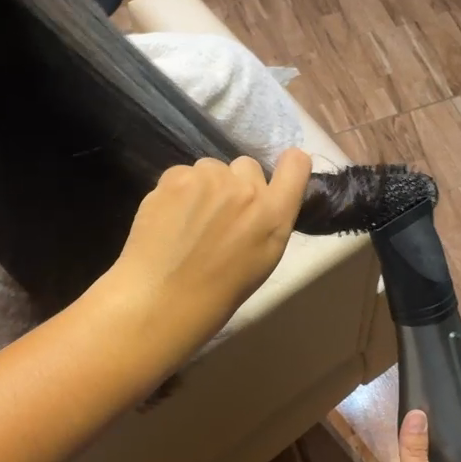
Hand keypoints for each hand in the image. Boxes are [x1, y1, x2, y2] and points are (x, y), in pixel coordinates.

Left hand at [98, 151, 311, 351]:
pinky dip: (177, 191)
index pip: (296, 165)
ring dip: (206, 185)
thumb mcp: (264, 257)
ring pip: (211, 168)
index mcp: (274, 213)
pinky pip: (181, 173)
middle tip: (221, 214)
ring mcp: (210, 179)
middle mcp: (246, 188)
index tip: (280, 172)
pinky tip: (169, 218)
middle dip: (237, 183)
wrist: (164, 297)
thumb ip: (269, 220)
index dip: (290, 163)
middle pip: (247, 165)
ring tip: (190, 219)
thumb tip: (261, 200)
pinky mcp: (176, 177)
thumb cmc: (220, 290)